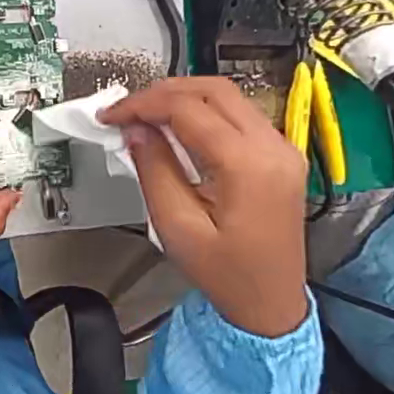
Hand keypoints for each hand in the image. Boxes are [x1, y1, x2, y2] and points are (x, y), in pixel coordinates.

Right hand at [98, 77, 308, 336]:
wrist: (271, 303)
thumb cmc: (225, 273)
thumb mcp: (177, 225)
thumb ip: (154, 170)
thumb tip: (137, 131)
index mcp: (248, 166)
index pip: (188, 109)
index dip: (142, 105)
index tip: (110, 116)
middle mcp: (273, 148)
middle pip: (213, 90)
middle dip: (162, 92)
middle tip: (125, 109)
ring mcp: (282, 149)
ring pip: (228, 96)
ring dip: (182, 98)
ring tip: (144, 115)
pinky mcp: (280, 156)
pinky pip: (238, 115)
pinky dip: (201, 111)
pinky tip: (174, 127)